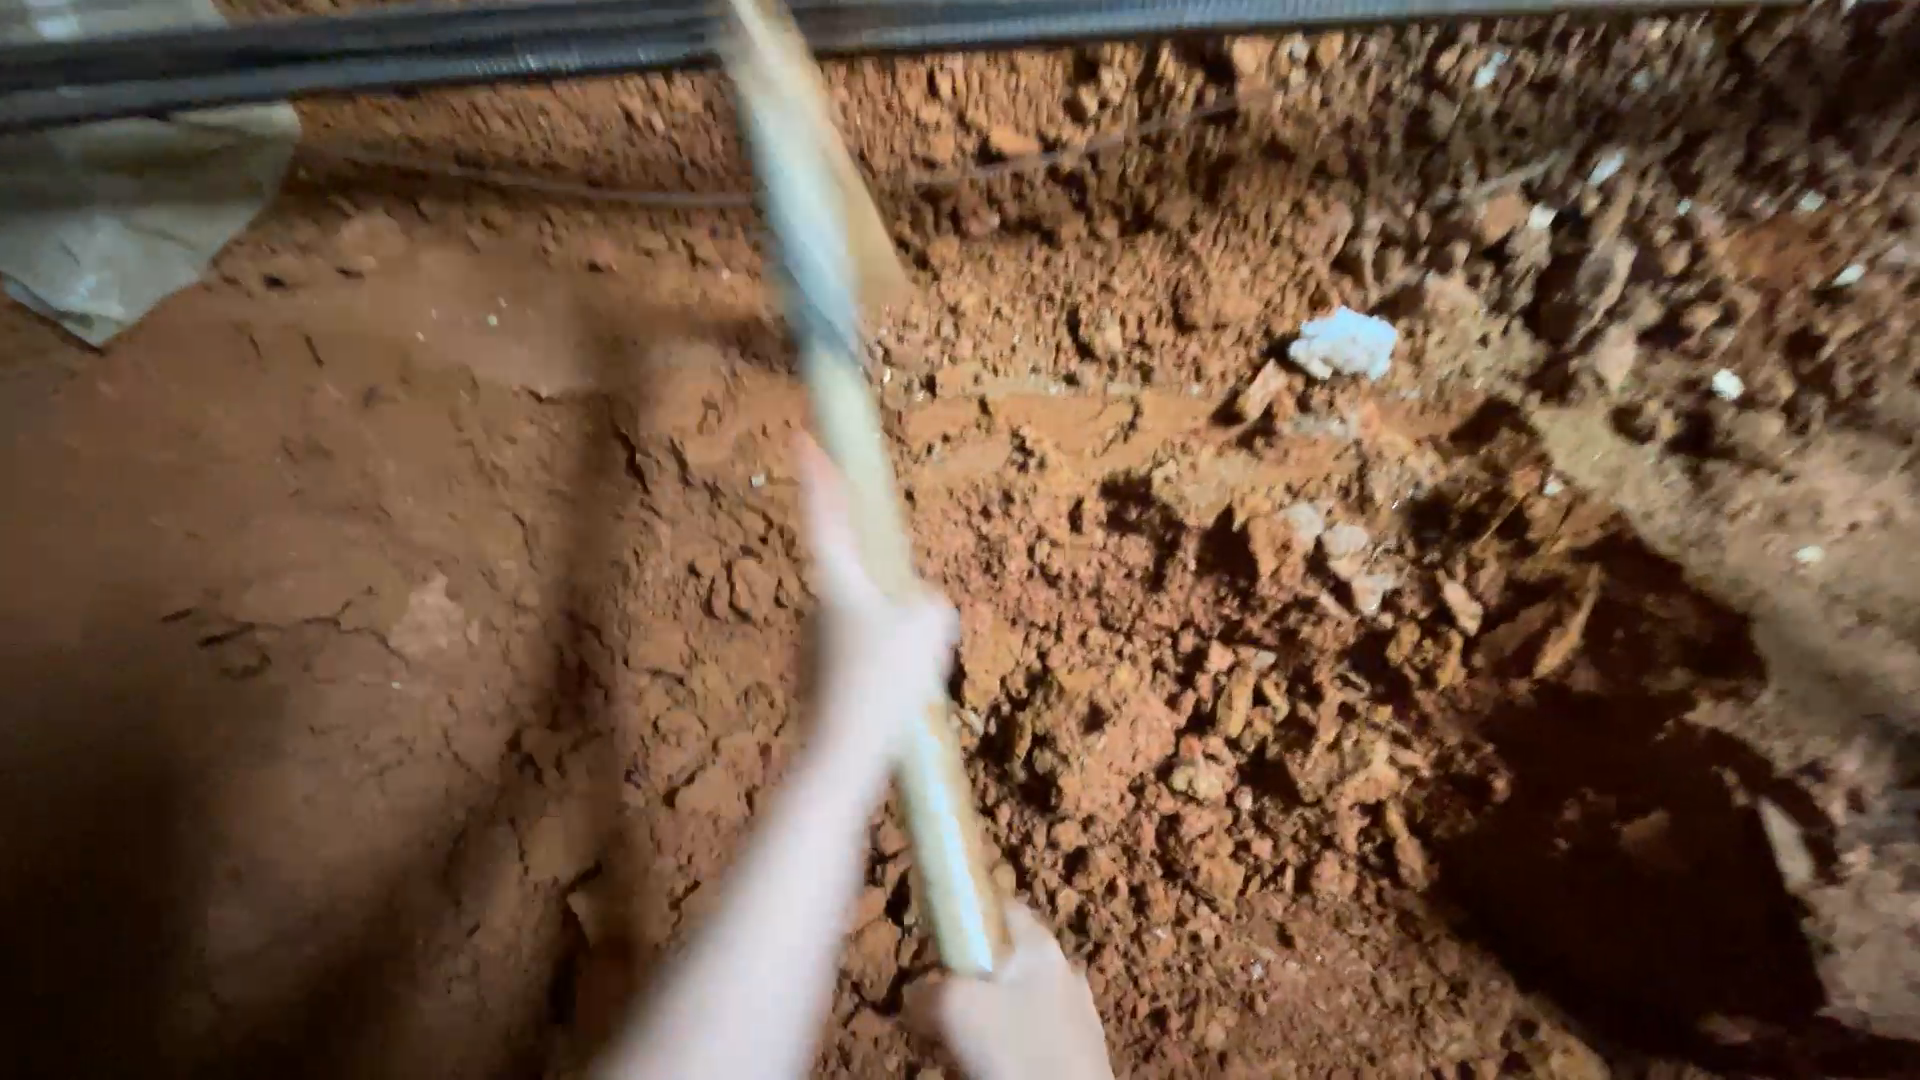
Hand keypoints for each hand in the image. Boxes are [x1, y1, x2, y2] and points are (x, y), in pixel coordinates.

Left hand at [796, 436, 957, 764]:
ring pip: (862, 618)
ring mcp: (813, 641)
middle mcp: (816, 602)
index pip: (825, 513)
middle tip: (915, 625)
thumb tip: (920, 605)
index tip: (802, 437)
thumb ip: (931, 600)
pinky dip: (880, 659)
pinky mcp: (819, 673)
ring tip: (909, 670)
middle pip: (855, 572)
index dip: (817, 474)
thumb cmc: (883, 679)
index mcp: (837, 579)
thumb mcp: (930, 624)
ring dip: (887, 630)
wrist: (843, 752)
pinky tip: (896, 690)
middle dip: (885, 585)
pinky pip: (860, 650)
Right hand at [933, 904, 1114, 1079]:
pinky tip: (991, 1068)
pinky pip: (1032, 1038)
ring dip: (989, 1021)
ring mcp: (1077, 1013)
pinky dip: (1009, 1049)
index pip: (1000, 907)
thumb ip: (928, 991)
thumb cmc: (1018, 1047)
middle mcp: (1063, 968)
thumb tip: (914, 995)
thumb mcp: (955, 1009)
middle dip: (973, 980)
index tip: (940, 938)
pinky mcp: (1079, 1054)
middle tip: (943, 1006)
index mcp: (1040, 943)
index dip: (968, 915)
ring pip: (1018, 1003)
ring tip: (963, 1047)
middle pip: (1006, 960)